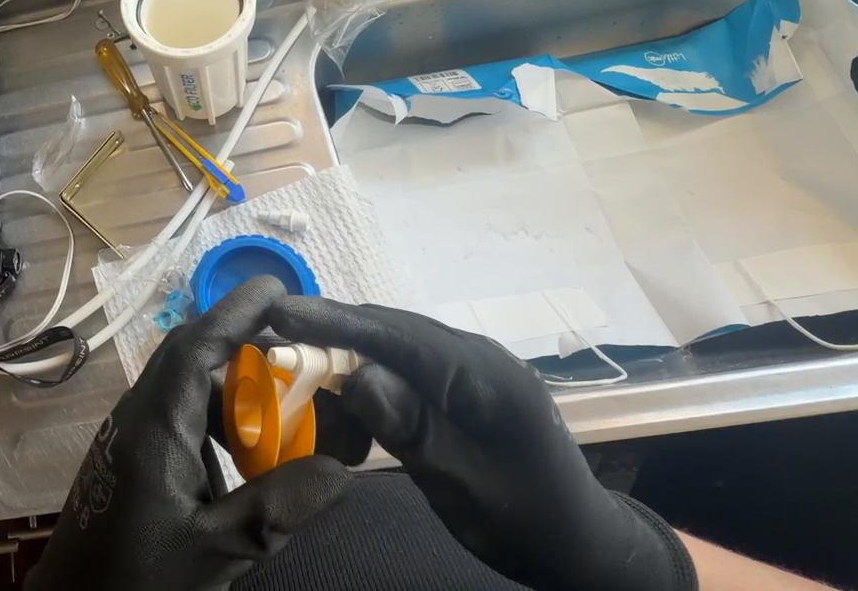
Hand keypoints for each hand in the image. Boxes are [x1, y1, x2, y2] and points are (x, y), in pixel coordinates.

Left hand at [27, 277, 350, 590]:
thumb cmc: (139, 577)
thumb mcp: (215, 550)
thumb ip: (275, 509)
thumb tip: (341, 470)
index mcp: (155, 425)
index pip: (196, 346)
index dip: (235, 311)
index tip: (275, 288)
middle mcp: (140, 413)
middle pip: (194, 357)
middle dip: (244, 345)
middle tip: (298, 353)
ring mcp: (134, 431)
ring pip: (188, 385)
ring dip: (234, 386)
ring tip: (283, 401)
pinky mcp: (135, 451)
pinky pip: (181, 413)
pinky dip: (218, 417)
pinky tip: (247, 447)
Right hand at [269, 298, 696, 590]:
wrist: (585, 545)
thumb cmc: (528, 522)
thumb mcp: (466, 486)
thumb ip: (413, 428)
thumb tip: (357, 377)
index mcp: (483, 376)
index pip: (397, 336)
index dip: (335, 321)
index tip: (280, 311)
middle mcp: (472, 355)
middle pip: (386, 333)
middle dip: (327, 340)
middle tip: (272, 348)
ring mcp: (466, 365)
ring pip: (388, 348)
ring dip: (346, 372)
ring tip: (320, 413)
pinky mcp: (457, 382)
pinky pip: (401, 369)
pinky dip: (367, 389)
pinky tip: (355, 424)